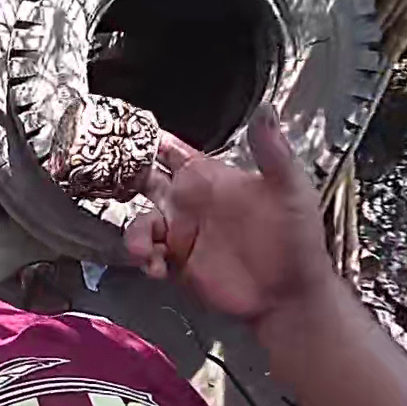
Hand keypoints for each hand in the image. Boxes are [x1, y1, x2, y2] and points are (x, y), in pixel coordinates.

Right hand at [124, 106, 337, 328]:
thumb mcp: (289, 190)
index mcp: (209, 179)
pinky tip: (157, 268)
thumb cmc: (295, 239)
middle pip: (143, 183)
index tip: (126, 135)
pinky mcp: (174, 262)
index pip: (171, 152)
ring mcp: (179, 233)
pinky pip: (146, 253)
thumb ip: (272, 152)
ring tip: (146, 251)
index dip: (148, 142)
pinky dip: (144, 258)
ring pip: (140, 222)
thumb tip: (265, 109)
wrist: (287, 296)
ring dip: (137, 234)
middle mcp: (189, 203)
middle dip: (124, 182)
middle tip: (111, 184)